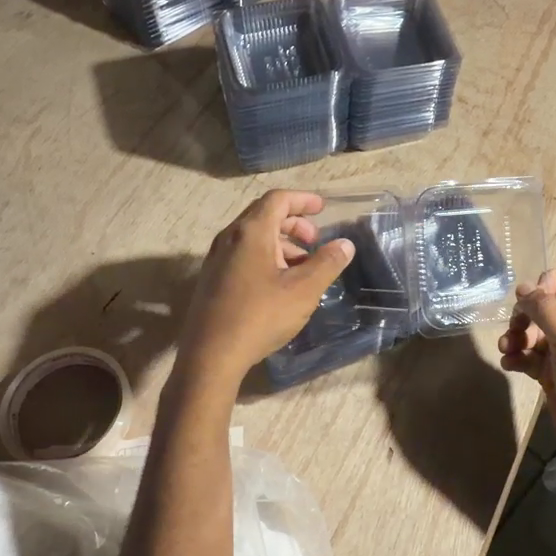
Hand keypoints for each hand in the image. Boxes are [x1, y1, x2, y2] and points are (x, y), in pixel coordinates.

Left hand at [179, 190, 353, 384]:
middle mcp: (229, 238)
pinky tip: (279, 284)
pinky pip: (242, 255)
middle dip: (293, 223)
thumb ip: (327, 263)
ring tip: (302, 266)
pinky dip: (265, 257)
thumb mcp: (303, 290)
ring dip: (281, 243)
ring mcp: (216, 259)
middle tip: (314, 241)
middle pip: (264, 215)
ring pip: (253, 237)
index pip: (278, 199)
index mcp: (251, 232)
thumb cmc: (260, 316)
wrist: (210, 356)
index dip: (302, 200)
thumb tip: (345, 244)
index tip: (322, 208)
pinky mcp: (212, 280)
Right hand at [498, 269, 555, 483]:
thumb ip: (547, 310)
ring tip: (506, 349)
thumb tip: (523, 288)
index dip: (548, 283)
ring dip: (516, 336)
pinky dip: (517, 357)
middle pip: (547, 305)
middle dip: (526, 313)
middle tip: (515, 328)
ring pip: (534, 332)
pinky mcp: (552, 376)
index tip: (532, 300)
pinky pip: (529, 357)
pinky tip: (509, 365)